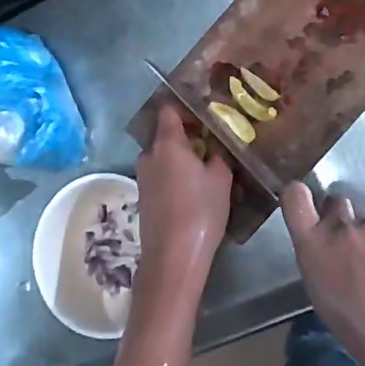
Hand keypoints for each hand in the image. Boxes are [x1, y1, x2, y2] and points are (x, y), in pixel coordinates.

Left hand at [135, 103, 232, 297]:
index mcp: (166, 143)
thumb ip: (219, 153)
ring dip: (184, 157)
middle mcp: (149, 155)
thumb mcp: (221, 177)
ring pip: (165, 156)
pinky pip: (162, 175)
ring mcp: (143, 177)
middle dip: (190, 135)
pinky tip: (198, 190)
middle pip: (167, 134)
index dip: (187, 107)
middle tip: (215, 143)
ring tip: (210, 169)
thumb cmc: (200, 210)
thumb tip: (217, 144)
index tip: (208, 116)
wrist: (173, 257)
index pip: (169, 109)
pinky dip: (178, 175)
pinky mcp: (144, 197)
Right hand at [281, 183, 364, 365]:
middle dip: (338, 220)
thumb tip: (325, 250)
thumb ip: (319, 261)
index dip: (296, 195)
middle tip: (349, 250)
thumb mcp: (323, 299)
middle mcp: (342, 228)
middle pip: (335, 204)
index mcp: (315, 247)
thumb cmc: (360, 333)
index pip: (295, 198)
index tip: (301, 201)